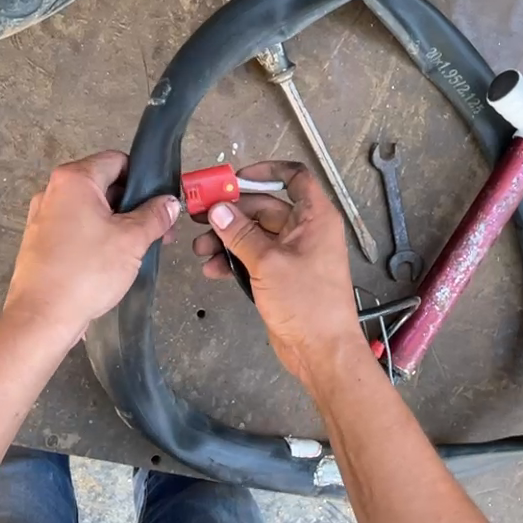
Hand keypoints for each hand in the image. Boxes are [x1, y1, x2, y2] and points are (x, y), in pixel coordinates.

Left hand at [0, 151, 180, 355]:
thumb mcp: (132, 240)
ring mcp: (43, 216)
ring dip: (117, 223)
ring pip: (90, 208)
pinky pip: (75, 227)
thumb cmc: (86, 272)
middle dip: (133, 204)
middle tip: (157, 230)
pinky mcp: (39, 241)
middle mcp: (53, 191)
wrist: (42, 317)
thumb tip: (169, 202)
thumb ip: (155, 215)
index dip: (143, 178)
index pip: (117, 160)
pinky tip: (112, 260)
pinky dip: (96, 236)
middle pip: (103, 184)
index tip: (161, 200)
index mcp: (74, 179)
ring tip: (138, 248)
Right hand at [192, 161, 366, 382]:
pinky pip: (253, 257)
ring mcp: (293, 254)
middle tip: (200, 217)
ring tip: (200, 249)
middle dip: (232, 213)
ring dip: (227, 239)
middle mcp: (305, 231)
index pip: (295, 177)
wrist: (321, 351)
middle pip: (264, 207)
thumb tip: (218, 210)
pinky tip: (213, 269)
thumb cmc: (306, 302)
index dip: (266, 171)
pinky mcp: (281, 275)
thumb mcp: (268, 262)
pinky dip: (234, 260)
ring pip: (254, 234)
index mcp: (315, 217)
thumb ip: (240, 234)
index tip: (235, 178)